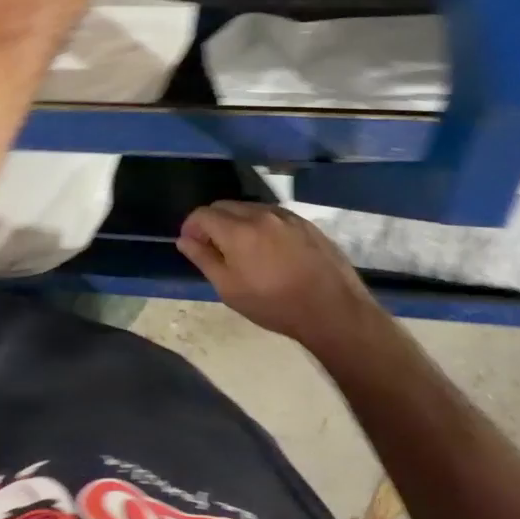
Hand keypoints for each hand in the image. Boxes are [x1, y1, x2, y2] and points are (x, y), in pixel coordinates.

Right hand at [177, 200, 381, 348]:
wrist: (334, 312)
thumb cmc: (275, 305)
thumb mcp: (230, 289)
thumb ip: (203, 259)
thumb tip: (185, 240)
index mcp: (237, 229)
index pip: (202, 214)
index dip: (191, 227)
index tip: (191, 244)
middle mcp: (260, 214)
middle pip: (225, 206)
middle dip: (213, 222)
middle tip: (214, 248)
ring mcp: (286, 216)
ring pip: (250, 209)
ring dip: (238, 222)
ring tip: (243, 249)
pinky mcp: (307, 224)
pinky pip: (274, 216)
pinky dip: (262, 226)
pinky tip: (270, 250)